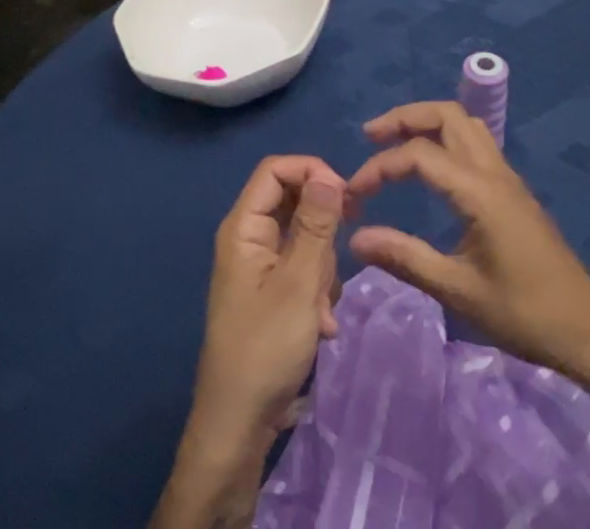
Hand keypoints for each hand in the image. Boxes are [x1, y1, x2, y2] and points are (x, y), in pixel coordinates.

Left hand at [187, 155, 345, 448]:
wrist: (241, 419)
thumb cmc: (267, 346)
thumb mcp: (299, 283)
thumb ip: (316, 225)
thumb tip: (330, 175)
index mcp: (244, 228)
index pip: (276, 170)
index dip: (312, 172)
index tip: (348, 199)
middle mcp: (249, 240)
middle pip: (295, 204)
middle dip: (324, 234)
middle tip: (334, 265)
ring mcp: (261, 268)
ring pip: (306, 242)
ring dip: (323, 272)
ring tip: (319, 309)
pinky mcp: (273, 294)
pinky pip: (305, 273)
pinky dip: (318, 294)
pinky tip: (321, 327)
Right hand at [347, 101, 589, 379]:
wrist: (586, 330)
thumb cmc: (523, 313)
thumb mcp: (457, 290)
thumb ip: (404, 258)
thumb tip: (355, 238)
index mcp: (481, 193)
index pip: (419, 155)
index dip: (379, 167)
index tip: (353, 197)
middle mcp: (496, 174)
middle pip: (448, 116)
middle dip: (405, 117)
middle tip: (369, 137)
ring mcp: (509, 180)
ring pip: (466, 125)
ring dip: (427, 124)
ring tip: (393, 145)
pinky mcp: (514, 193)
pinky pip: (477, 145)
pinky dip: (445, 141)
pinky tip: (428, 169)